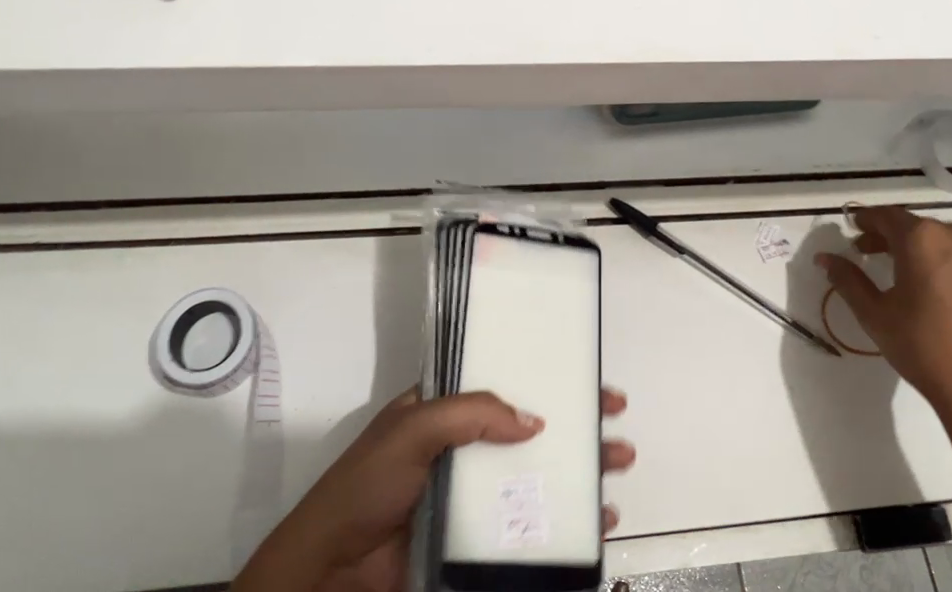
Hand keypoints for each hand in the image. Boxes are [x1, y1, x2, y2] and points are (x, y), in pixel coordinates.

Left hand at [237, 388, 634, 591]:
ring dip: (580, 471)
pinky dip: (564, 523)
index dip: (545, 379)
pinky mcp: (476, 542)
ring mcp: (472, 498)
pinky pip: (528, 527)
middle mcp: (462, 449)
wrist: (332, 573)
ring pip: (536, 477)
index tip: (586, 380)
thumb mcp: (412, 431)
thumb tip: (534, 420)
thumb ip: (471, 415)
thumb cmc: (366, 488)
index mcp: (442, 412)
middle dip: (577, 425)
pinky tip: (596, 521)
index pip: (502, 385)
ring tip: (620, 466)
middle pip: (530, 431)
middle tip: (617, 422)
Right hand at [816, 207, 951, 424]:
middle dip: (893, 237)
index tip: (853, 227)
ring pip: (949, 244)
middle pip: (918, 227)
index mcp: (922, 239)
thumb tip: (825, 258)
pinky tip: (946, 300)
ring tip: (910, 277)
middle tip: (872, 253)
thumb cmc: (923, 348)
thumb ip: (847, 279)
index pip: (887, 216)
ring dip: (925, 252)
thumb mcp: (874, 314)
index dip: (866, 220)